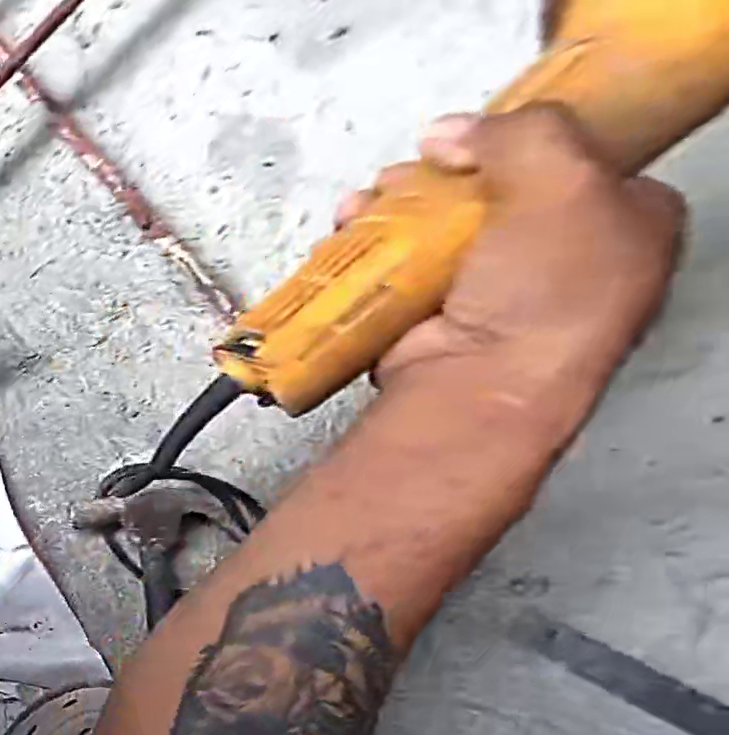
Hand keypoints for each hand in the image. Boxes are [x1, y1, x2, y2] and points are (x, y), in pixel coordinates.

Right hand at [338, 106, 686, 411]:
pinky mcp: (419, 323)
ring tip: (351, 215)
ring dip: (381, 223)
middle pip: (473, 200)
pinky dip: (359, 266)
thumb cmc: (544, 297)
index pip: (552, 160)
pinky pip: (386, 282)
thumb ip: (522, 137)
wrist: (476, 382)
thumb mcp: (564, 185)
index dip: (495, 146)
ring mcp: (477, 295)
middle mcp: (547, 257)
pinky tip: (340, 253)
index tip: (446, 147)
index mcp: (616, 216)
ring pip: (422, 240)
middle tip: (388, 183)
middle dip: (420, 187)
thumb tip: (451, 130)